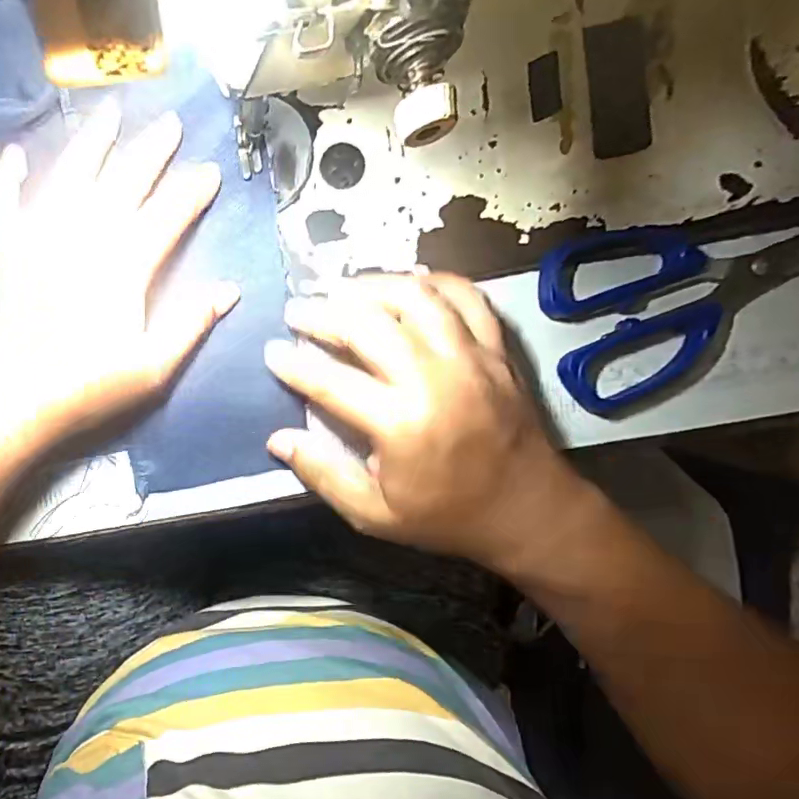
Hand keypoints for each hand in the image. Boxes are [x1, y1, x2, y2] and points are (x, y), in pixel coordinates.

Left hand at [0, 101, 237, 477]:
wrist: (3, 399)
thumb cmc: (81, 388)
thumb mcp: (149, 369)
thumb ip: (190, 325)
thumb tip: (229, 290)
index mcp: (125, 263)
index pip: (168, 212)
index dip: (192, 190)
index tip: (209, 171)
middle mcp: (83, 234)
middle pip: (124, 179)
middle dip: (151, 150)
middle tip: (170, 123)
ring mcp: (37, 235)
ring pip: (69, 173)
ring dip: (92, 141)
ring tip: (110, 112)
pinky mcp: (1, 248)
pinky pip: (1, 201)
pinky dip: (5, 176)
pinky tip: (12, 153)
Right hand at [263, 273, 599, 574]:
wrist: (529, 510)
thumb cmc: (445, 516)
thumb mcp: (374, 514)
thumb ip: (324, 474)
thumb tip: (278, 440)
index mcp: (401, 423)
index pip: (332, 381)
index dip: (294, 364)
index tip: (270, 351)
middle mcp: (434, 378)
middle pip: (368, 325)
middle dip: (323, 313)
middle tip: (296, 310)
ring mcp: (470, 357)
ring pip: (414, 298)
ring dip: (370, 287)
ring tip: (340, 290)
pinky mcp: (495, 348)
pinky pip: (464, 296)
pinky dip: (431, 282)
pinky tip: (403, 287)